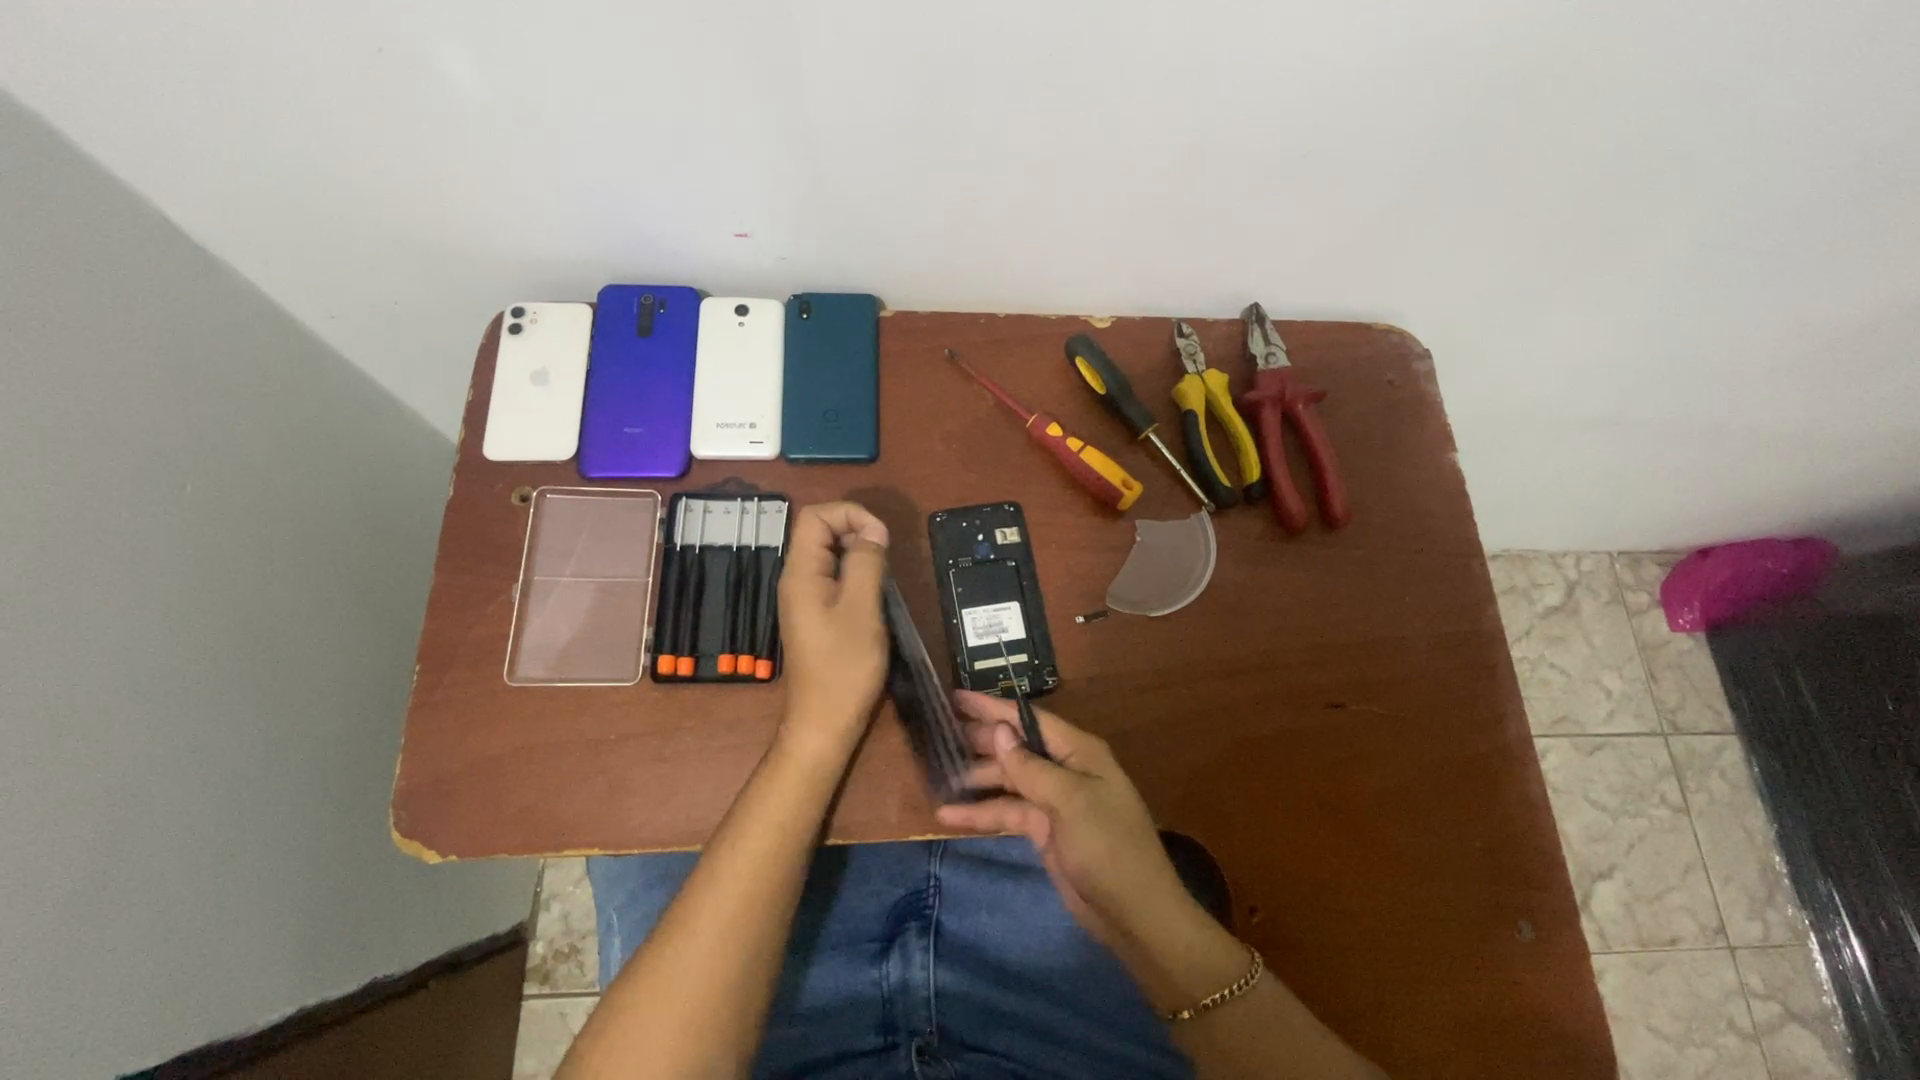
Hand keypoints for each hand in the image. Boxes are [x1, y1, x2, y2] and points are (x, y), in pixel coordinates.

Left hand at [774, 502, 889, 758]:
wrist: (824, 721)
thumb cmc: (844, 667)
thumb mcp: (862, 609)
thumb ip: (867, 563)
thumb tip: (874, 529)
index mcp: (800, 573)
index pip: (815, 516)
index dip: (849, 514)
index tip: (881, 537)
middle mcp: (796, 580)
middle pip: (821, 531)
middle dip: (856, 531)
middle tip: (886, 557)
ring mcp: (805, 598)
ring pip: (830, 555)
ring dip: (859, 555)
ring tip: (884, 577)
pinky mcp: (816, 615)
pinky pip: (834, 578)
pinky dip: (856, 576)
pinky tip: (874, 597)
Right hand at [934, 691, 1203, 945]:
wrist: (1133, 912)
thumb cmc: (1107, 846)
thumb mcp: (1069, 801)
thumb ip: (1030, 767)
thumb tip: (998, 730)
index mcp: (1079, 752)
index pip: (1029, 720)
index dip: (993, 708)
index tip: (955, 697)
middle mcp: (1066, 770)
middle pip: (1016, 748)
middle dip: (980, 741)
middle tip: (936, 734)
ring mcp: (1054, 802)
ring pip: (1008, 781)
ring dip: (976, 778)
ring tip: (934, 774)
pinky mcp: (1044, 831)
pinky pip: (1007, 813)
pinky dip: (981, 813)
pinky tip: (948, 815)